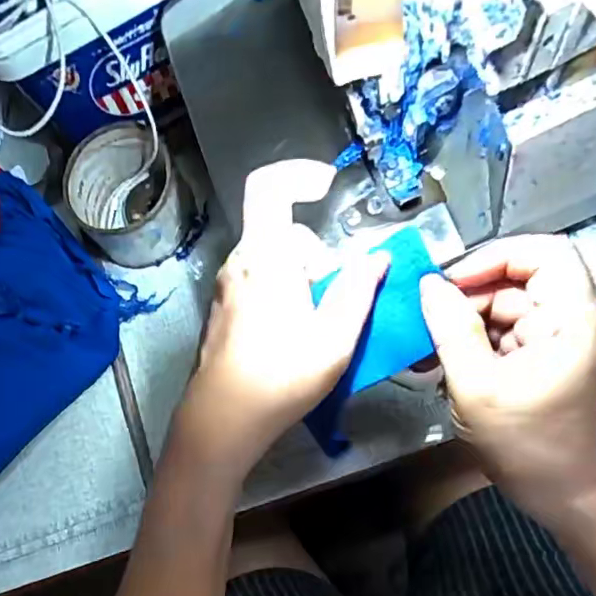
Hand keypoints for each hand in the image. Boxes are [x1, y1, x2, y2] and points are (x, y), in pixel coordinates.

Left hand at [178, 160, 389, 471]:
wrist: (222, 421)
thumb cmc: (280, 378)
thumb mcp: (334, 339)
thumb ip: (358, 292)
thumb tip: (375, 258)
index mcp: (265, 258)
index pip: (270, 187)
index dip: (299, 174)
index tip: (328, 187)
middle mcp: (238, 265)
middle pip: (280, 234)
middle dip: (315, 254)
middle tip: (335, 296)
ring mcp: (225, 291)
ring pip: (269, 263)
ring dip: (299, 279)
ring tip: (316, 325)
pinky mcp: (221, 315)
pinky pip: (256, 286)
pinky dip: (281, 296)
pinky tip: (292, 338)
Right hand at [419, 234, 595, 521]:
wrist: (554, 490)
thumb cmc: (521, 442)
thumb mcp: (476, 385)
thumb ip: (451, 330)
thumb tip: (428, 286)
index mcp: (574, 319)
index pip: (545, 253)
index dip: (496, 256)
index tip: (452, 281)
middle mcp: (575, 320)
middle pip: (520, 282)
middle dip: (470, 298)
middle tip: (428, 322)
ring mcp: (561, 340)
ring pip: (507, 308)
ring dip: (466, 324)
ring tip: (428, 349)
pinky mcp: (546, 358)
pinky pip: (507, 334)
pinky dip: (476, 343)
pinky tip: (444, 362)